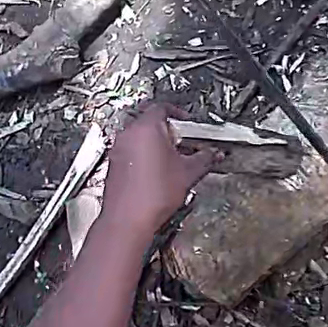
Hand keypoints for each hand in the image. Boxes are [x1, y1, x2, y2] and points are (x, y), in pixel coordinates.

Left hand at [103, 104, 217, 233]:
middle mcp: (128, 134)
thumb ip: (204, 158)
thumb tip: (213, 154)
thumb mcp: (188, 172)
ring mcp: (118, 148)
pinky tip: (155, 173)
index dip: (177, 112)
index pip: (162, 107)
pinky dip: (143, 155)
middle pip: (150, 121)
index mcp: (147, 128)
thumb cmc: (153, 195)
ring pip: (139, 136)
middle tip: (182, 144)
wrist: (128, 219)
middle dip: (168, 130)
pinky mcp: (114, 163)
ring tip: (170, 161)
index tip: (186, 121)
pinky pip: (130, 150)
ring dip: (155, 143)